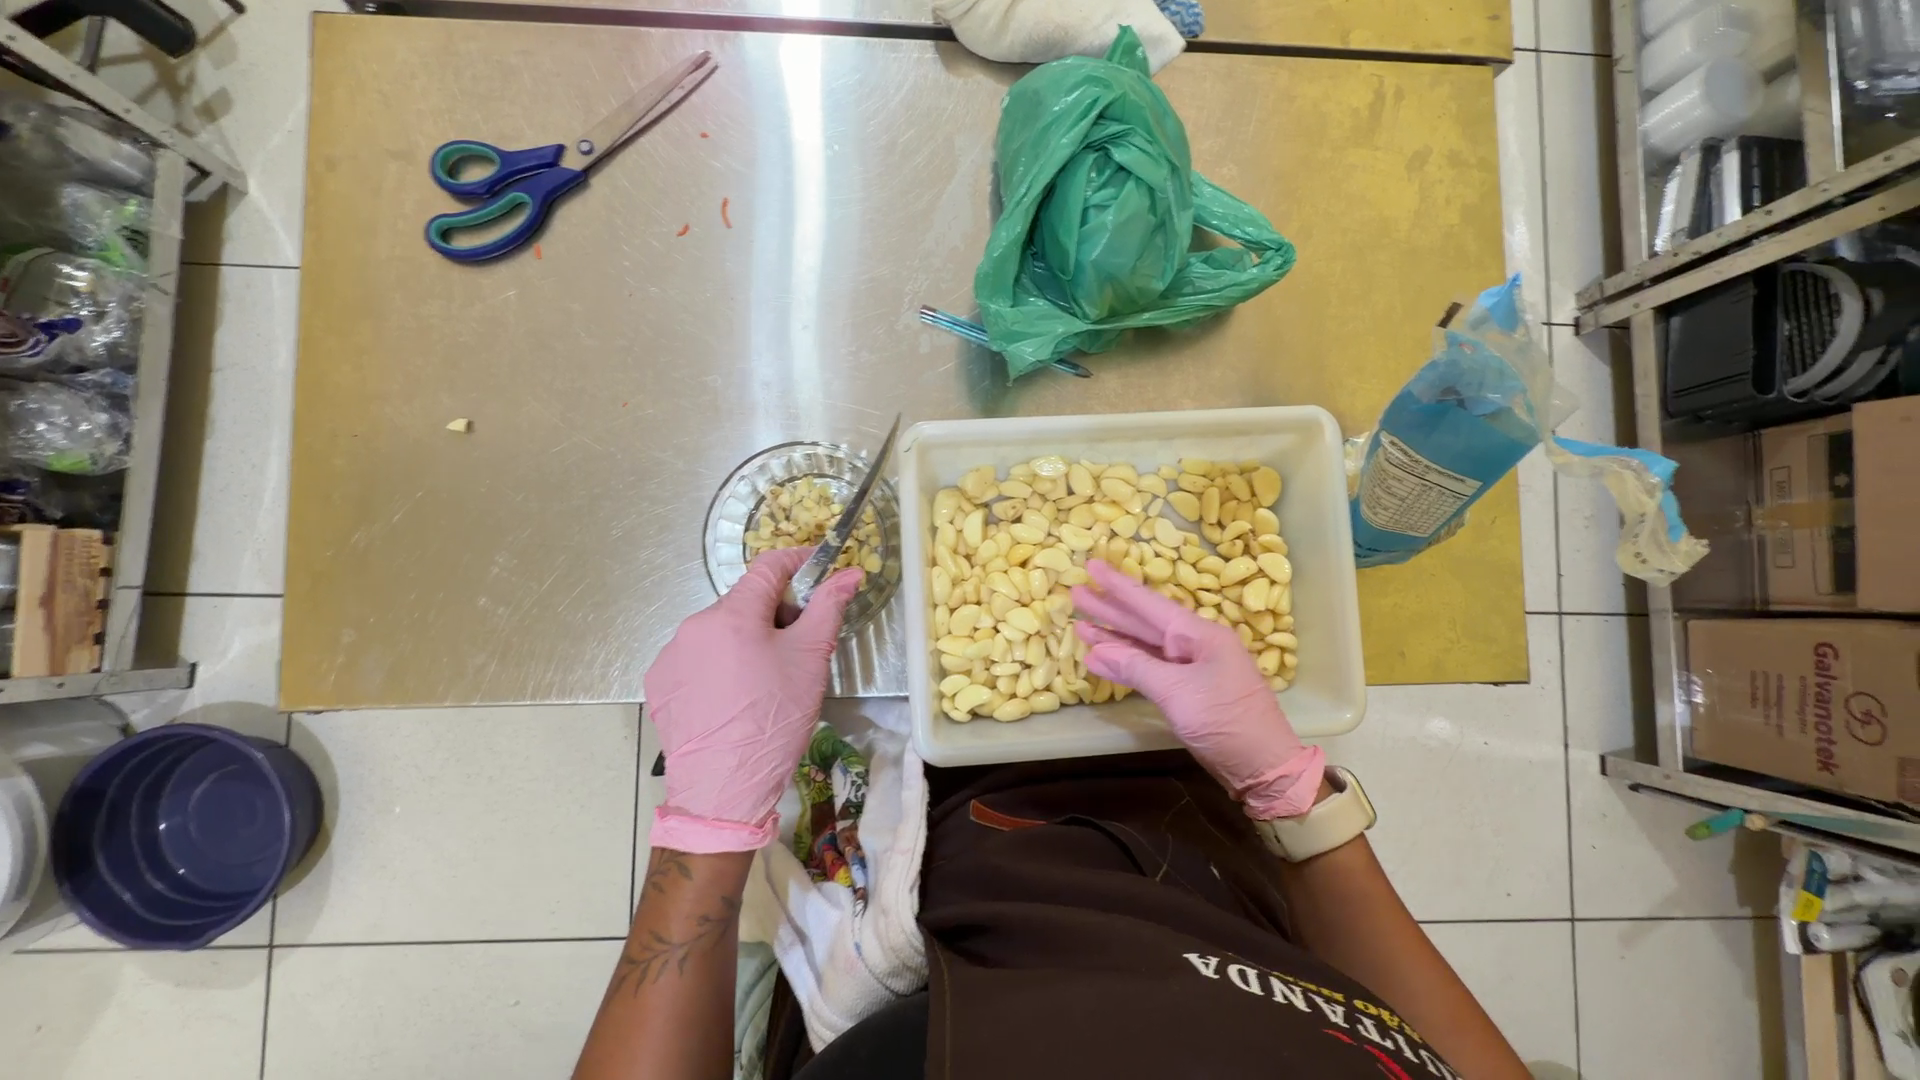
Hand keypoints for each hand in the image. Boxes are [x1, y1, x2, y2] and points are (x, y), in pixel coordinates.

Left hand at [643, 547, 862, 852]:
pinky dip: (719, 667)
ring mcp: (671, 657)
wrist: (723, 789)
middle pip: (743, 603)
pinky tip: (734, 699)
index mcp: (731, 614)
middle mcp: (693, 626)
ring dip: (745, 641)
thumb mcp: (810, 660)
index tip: (819, 569)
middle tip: (799, 645)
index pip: (768, 567)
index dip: (798, 561)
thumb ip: (829, 608)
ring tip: (766, 680)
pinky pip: (697, 661)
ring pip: (719, 633)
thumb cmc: (774, 720)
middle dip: (774, 614)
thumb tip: (850, 572)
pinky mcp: (660, 686)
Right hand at [1071, 559, 1323, 819]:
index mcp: (1199, 634)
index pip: (1149, 604)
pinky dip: (1124, 663)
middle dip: (1109, 609)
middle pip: (1143, 622)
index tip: (1091, 565)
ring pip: (1144, 645)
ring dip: (1112, 637)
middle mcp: (1194, 644)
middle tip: (1076, 592)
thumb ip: (1136, 667)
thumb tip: (1097, 652)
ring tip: (1080, 625)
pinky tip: (1100, 659)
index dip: (1118, 586)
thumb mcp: (1177, 692)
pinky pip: (1149, 668)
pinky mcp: (1187, 691)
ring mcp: (1191, 668)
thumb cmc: (1225, 722)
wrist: (1262, 766)